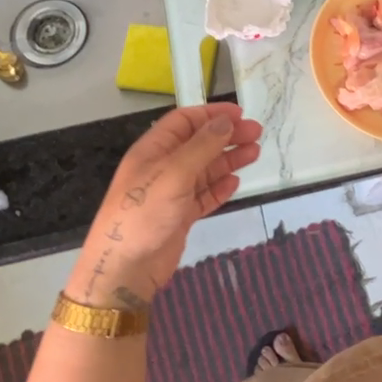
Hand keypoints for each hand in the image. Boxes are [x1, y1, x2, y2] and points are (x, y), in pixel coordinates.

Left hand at [68, 104, 262, 311]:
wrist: (125, 267)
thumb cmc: (144, 212)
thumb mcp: (174, 172)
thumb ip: (202, 146)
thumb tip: (226, 121)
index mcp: (154, 149)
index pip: (185, 121)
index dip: (211, 114)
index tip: (240, 114)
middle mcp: (163, 167)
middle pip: (199, 144)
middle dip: (226, 136)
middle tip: (256, 133)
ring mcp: (171, 193)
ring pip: (205, 170)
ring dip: (228, 160)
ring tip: (255, 153)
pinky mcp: (180, 216)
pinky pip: (204, 196)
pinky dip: (220, 188)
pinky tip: (235, 182)